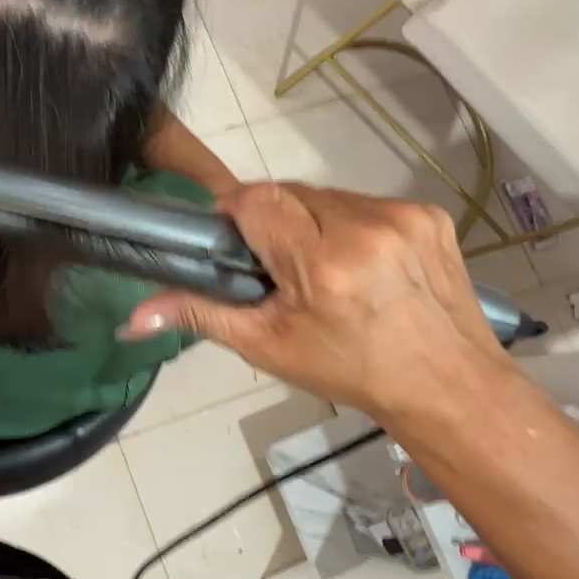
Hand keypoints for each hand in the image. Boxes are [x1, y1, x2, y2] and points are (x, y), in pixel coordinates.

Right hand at [126, 181, 512, 416]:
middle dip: (272, 221)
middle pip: (290, 193)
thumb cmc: (348, 369)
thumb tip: (132, 318)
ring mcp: (404, 217)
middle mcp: (366, 228)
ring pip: (325, 195)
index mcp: (323, 263)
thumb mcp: (265, 346)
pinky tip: (356, 261)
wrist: (446, 385)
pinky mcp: (430, 214)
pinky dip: (347, 224)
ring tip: (318, 266)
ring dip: (309, 221)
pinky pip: (363, 202)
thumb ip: (199, 315)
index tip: (233, 245)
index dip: (235, 214)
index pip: (257, 199)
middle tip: (274, 265)